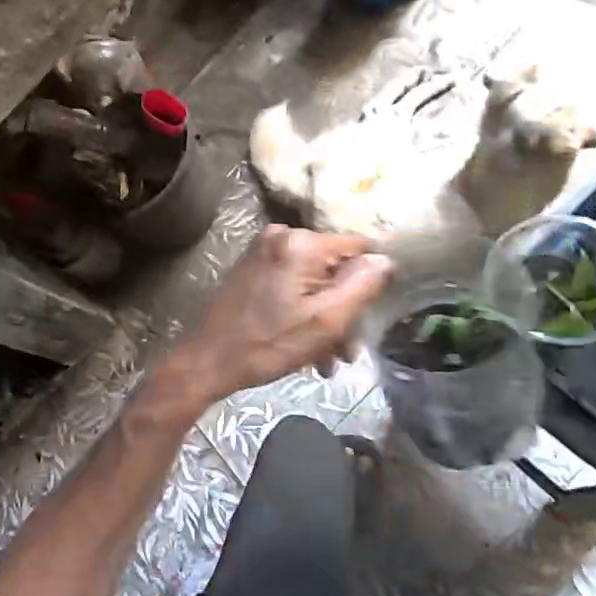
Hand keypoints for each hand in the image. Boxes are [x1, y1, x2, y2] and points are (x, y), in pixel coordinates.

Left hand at [164, 225, 392, 404]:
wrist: (208, 360)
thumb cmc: (268, 344)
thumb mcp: (326, 321)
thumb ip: (362, 286)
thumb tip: (388, 259)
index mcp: (300, 242)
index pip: (358, 247)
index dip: (372, 279)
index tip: (371, 314)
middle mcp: (280, 235)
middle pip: (334, 266)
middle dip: (345, 307)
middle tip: (347, 350)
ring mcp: (263, 250)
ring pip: (314, 279)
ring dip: (325, 316)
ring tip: (327, 357)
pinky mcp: (253, 266)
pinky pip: (293, 282)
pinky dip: (303, 309)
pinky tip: (307, 346)